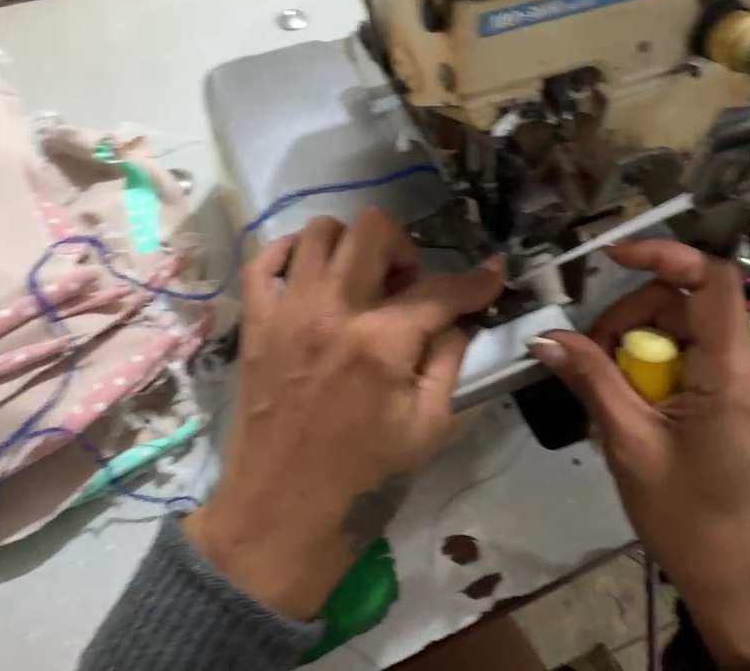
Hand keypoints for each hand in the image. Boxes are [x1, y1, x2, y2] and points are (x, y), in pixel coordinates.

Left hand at [185, 209, 505, 619]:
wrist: (280, 517)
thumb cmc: (362, 480)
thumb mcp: (428, 428)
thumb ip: (447, 359)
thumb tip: (456, 318)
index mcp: (380, 342)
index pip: (440, 289)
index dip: (477, 279)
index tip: (493, 271)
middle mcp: (332, 311)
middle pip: (373, 231)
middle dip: (405, 248)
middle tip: (409, 287)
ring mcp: (287, 311)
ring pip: (319, 231)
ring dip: (352, 246)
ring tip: (362, 283)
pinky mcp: (256, 323)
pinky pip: (263, 260)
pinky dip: (291, 253)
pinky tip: (312, 273)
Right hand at [526, 240, 749, 668]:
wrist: (729, 579)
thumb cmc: (686, 517)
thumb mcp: (629, 443)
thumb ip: (591, 380)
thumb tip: (544, 336)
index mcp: (727, 373)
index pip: (713, 281)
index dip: (667, 255)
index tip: (613, 257)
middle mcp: (735, 367)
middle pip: (680, 302)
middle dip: (626, 315)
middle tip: (587, 355)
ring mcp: (726, 383)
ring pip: (672, 328)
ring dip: (627, 343)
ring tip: (598, 386)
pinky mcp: (714, 400)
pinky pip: (674, 357)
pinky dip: (638, 366)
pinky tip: (616, 400)